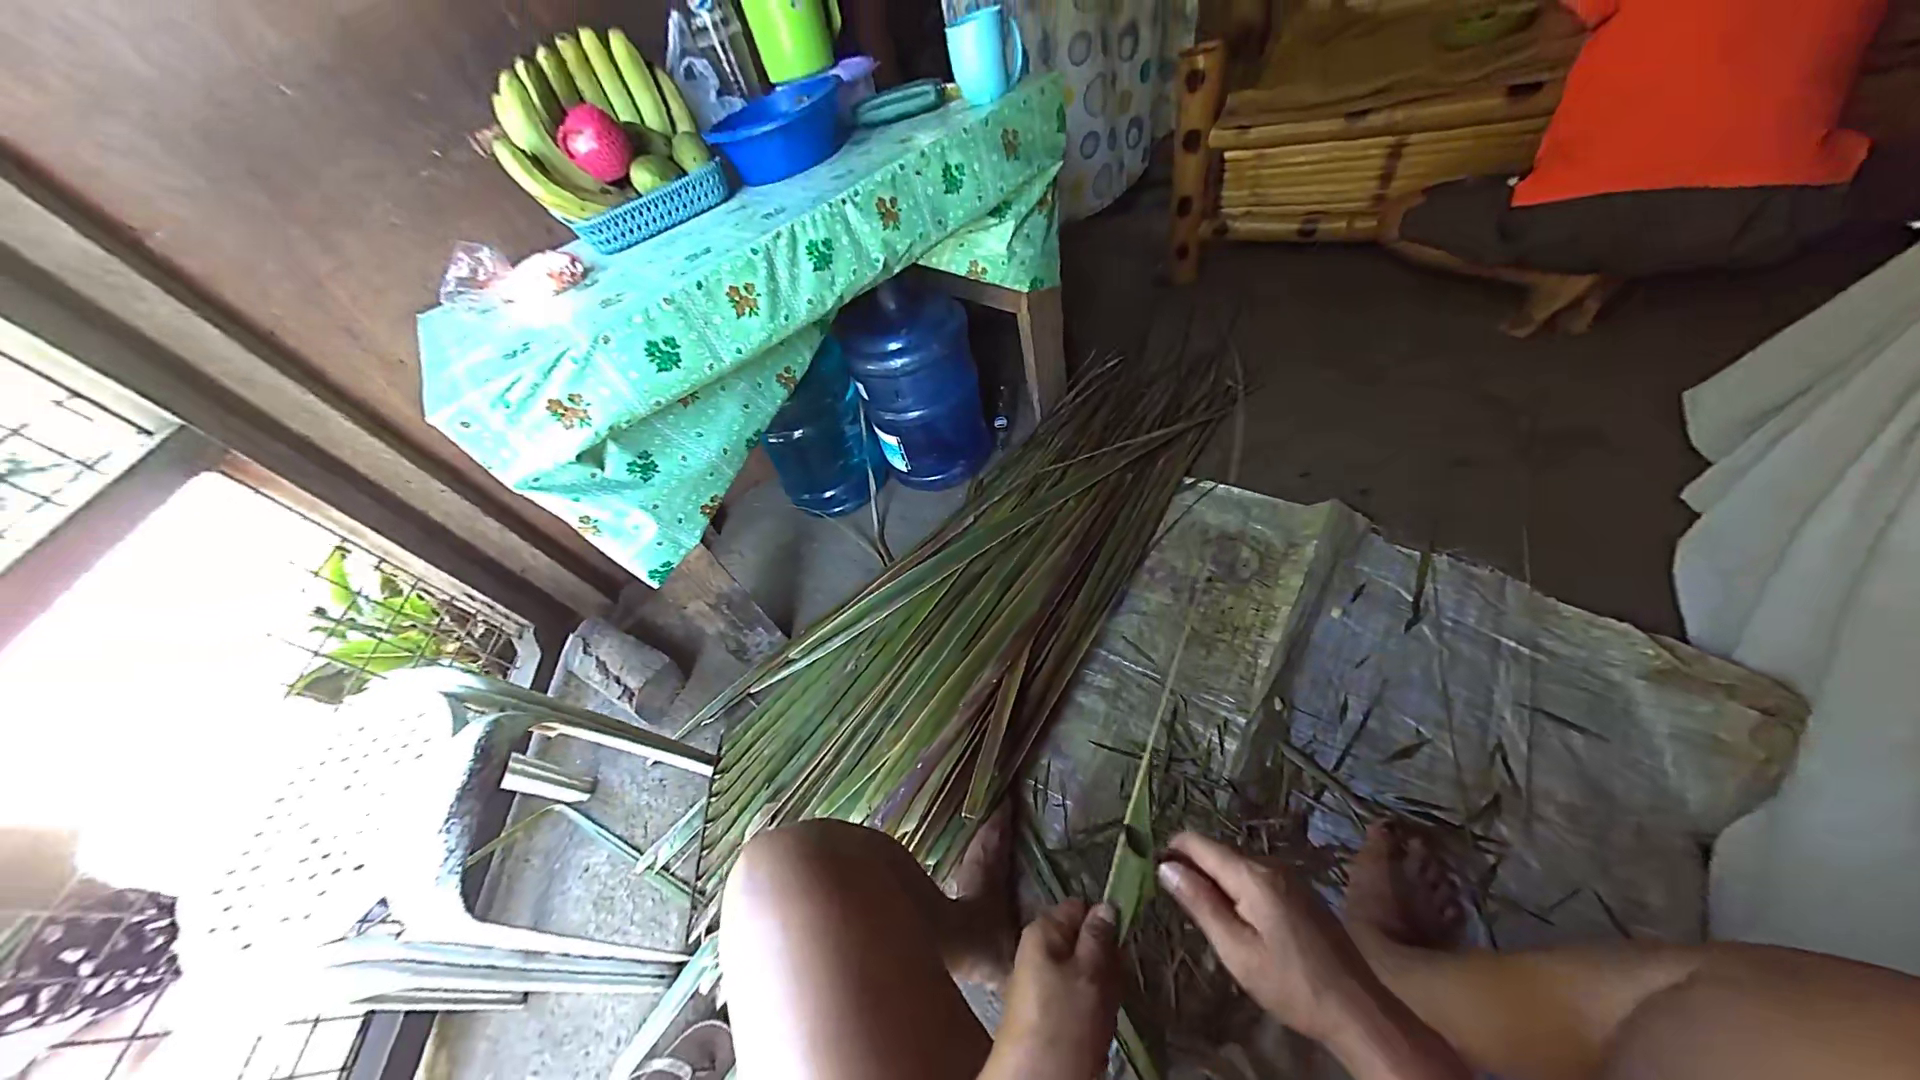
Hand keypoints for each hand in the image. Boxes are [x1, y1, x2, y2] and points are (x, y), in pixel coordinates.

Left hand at [979, 899, 1121, 1079]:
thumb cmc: (1063, 1020)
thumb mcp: (1088, 972)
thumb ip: (1098, 936)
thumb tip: (1107, 904)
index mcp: (1043, 931)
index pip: (1078, 907)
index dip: (1103, 920)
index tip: (1121, 941)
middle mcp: (1040, 950)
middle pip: (1084, 941)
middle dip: (1106, 961)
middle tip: (1112, 983)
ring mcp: (1044, 980)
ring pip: (1087, 972)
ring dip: (1103, 988)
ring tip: (1105, 1008)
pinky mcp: (1052, 1010)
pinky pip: (1081, 997)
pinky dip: (1094, 1009)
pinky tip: (1098, 1025)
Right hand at [1155, 832, 1379, 1042]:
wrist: (1359, 1011)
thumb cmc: (1291, 985)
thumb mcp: (1236, 950)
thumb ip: (1200, 903)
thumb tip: (1165, 866)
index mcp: (1253, 876)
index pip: (1199, 843)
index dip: (1172, 851)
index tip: (1154, 872)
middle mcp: (1271, 865)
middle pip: (1218, 854)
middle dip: (1194, 870)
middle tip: (1179, 906)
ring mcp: (1290, 878)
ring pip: (1237, 867)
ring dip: (1217, 882)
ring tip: (1207, 918)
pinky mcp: (1302, 893)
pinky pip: (1257, 879)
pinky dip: (1239, 892)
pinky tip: (1241, 923)